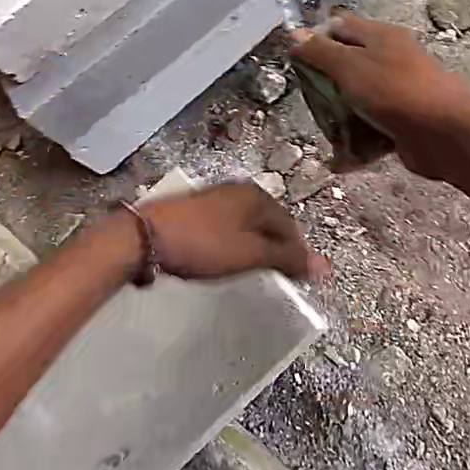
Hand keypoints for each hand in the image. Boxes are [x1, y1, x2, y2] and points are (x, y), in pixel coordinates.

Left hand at [139, 182, 324, 282]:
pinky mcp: (196, 207)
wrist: (144, 236)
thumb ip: (287, 258)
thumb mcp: (250, 254)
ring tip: (249, 269)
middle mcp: (239, 190)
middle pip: (269, 222)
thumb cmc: (203, 244)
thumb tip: (325, 265)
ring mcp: (215, 196)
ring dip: (254, 245)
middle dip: (275, 248)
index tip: (295, 279)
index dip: (296, 253)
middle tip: (274, 276)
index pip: (290, 226)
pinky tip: (223, 257)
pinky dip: (233, 241)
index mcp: (257, 196)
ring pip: (247, 223)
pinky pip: (227, 225)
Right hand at [290, 9, 469, 180]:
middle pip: (345, 66)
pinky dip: (356, 143)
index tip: (295, 59)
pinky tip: (340, 160)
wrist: (448, 135)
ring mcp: (396, 93)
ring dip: (339, 119)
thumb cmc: (396, 92)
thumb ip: (320, 52)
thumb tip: (294, 34)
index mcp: (379, 37)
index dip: (316, 37)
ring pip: (355, 101)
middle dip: (324, 86)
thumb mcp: (350, 67)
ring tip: (327, 134)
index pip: (339, 26)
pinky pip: (370, 129)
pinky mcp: (400, 123)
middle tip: (311, 101)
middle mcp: (389, 60)